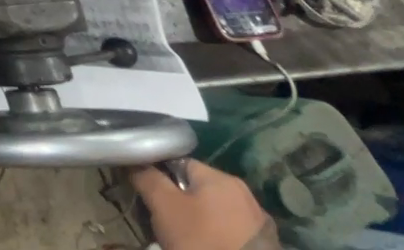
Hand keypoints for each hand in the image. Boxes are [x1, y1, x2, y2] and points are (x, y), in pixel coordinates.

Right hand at [132, 160, 279, 249]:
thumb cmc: (201, 238)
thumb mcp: (162, 204)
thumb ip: (146, 176)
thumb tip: (136, 163)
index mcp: (222, 178)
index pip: (178, 164)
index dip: (159, 176)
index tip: (151, 196)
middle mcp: (246, 194)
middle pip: (198, 188)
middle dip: (180, 200)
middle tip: (167, 219)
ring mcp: (261, 222)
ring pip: (215, 210)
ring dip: (200, 219)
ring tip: (188, 237)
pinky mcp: (268, 245)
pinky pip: (232, 230)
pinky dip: (218, 235)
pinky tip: (210, 246)